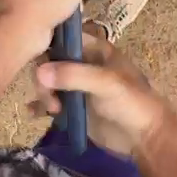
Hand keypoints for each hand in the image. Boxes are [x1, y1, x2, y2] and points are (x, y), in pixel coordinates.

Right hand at [32, 34, 176, 156]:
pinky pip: (48, 102)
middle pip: (50, 60)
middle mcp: (82, 63)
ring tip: (52, 110)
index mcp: (94, 49)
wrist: (144, 138)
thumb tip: (39, 72)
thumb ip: (73, 75)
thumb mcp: (106, 83)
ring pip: (47, 81)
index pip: (64, 37)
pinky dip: (38, 106)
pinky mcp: (71, 106)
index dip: (48, 44)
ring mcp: (75, 86)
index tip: (38, 60)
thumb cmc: (131, 103)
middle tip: (50, 96)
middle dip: (44, 76)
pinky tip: (33, 113)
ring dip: (43, 93)